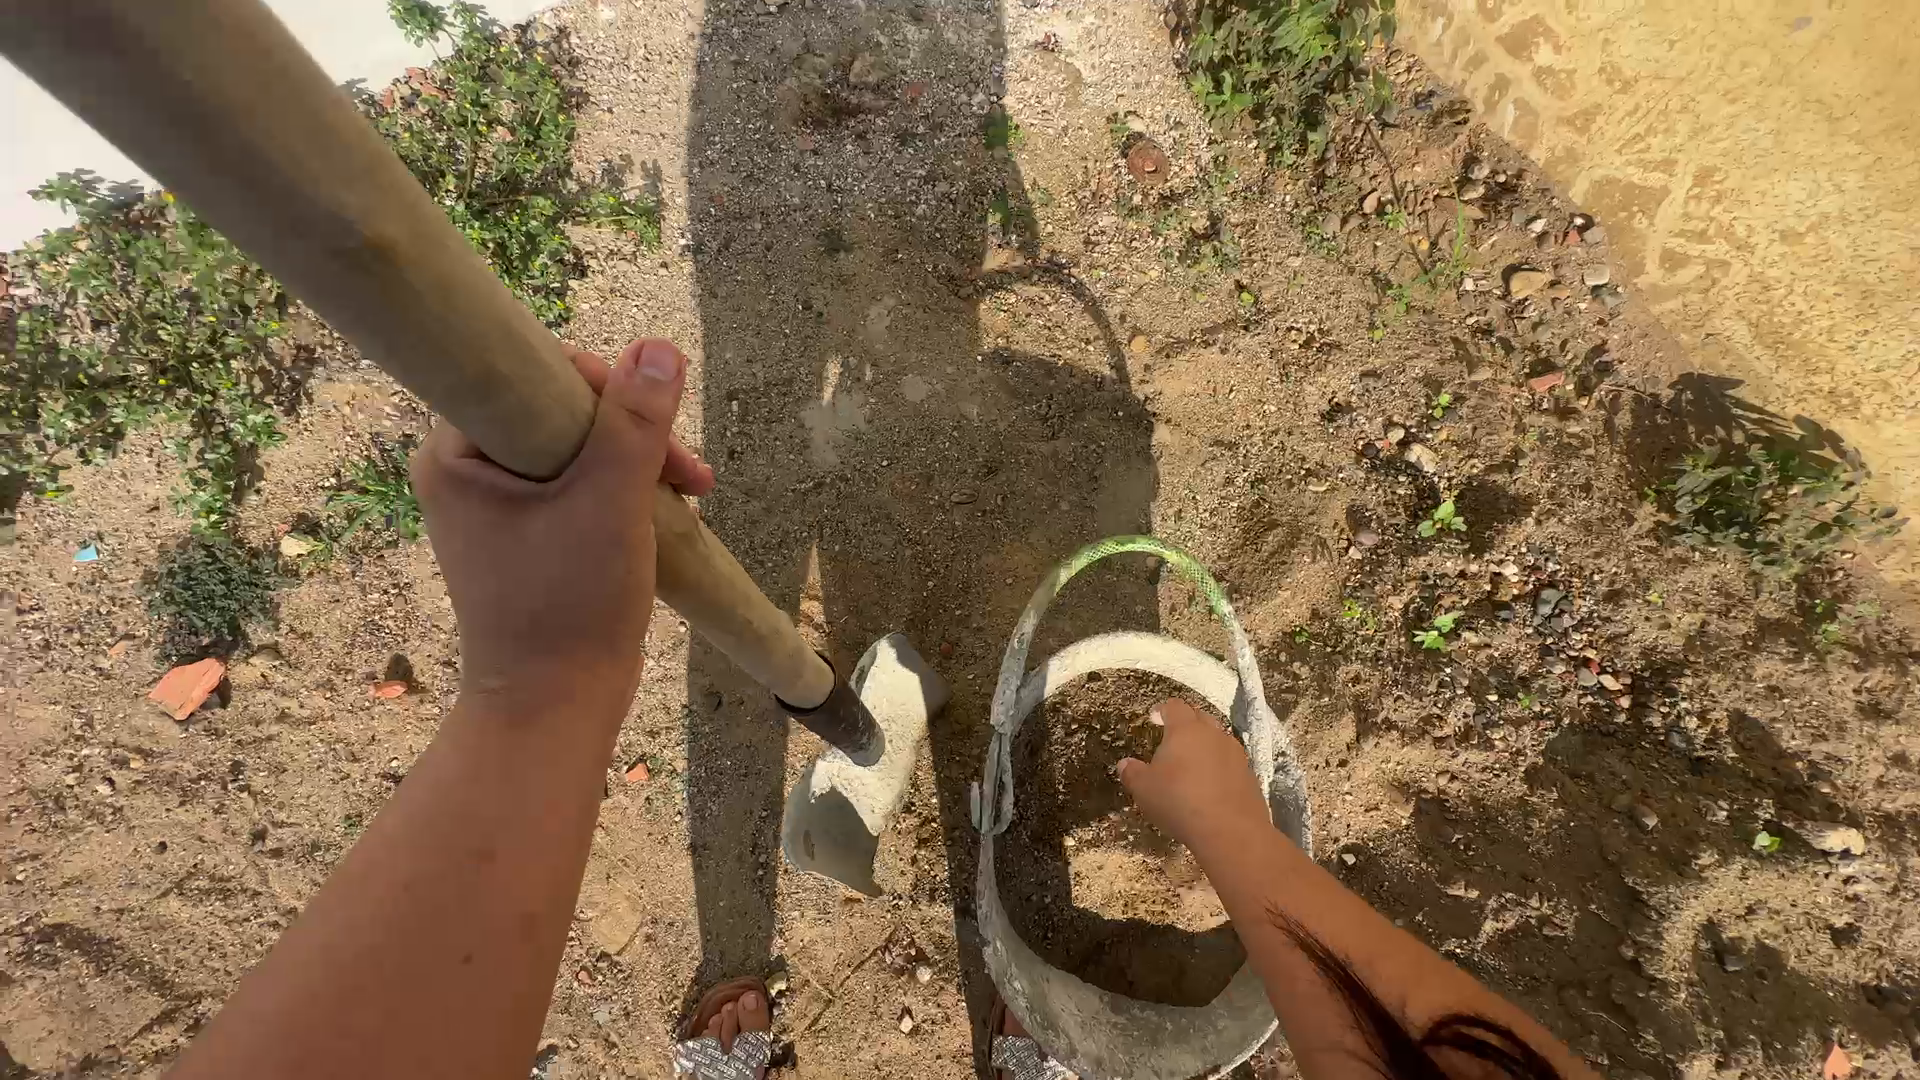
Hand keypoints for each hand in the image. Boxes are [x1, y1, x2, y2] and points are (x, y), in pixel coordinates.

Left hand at [411, 339, 715, 709]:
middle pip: (564, 414)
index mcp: (459, 454)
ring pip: (581, 451)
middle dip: (636, 433)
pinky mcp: (533, 536)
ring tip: (695, 492)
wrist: (558, 700)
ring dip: (642, 462)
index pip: (531, 376)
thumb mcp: (611, 501)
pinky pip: (584, 487)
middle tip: (689, 471)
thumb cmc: (571, 600)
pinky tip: (670, 508)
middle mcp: (470, 474)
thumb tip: (661, 348)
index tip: (655, 420)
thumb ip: (636, 423)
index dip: (602, 385)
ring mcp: (502, 508)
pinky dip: (629, 490)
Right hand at [1118, 698, 1269, 855]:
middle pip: (1200, 718)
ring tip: (1192, 763)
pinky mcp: (1250, 777)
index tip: (1154, 717)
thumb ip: (1132, 773)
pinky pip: (1231, 763)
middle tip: (1173, 738)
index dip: (1163, 709)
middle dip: (1186, 723)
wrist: (1231, 832)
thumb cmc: (1179, 801)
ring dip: (1205, 746)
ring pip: (1218, 740)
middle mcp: (1213, 735)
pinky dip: (1220, 768)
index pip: (1174, 707)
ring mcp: (1236, 755)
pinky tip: (1211, 787)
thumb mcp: (1144, 789)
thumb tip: (1125, 764)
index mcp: (1185, 730)